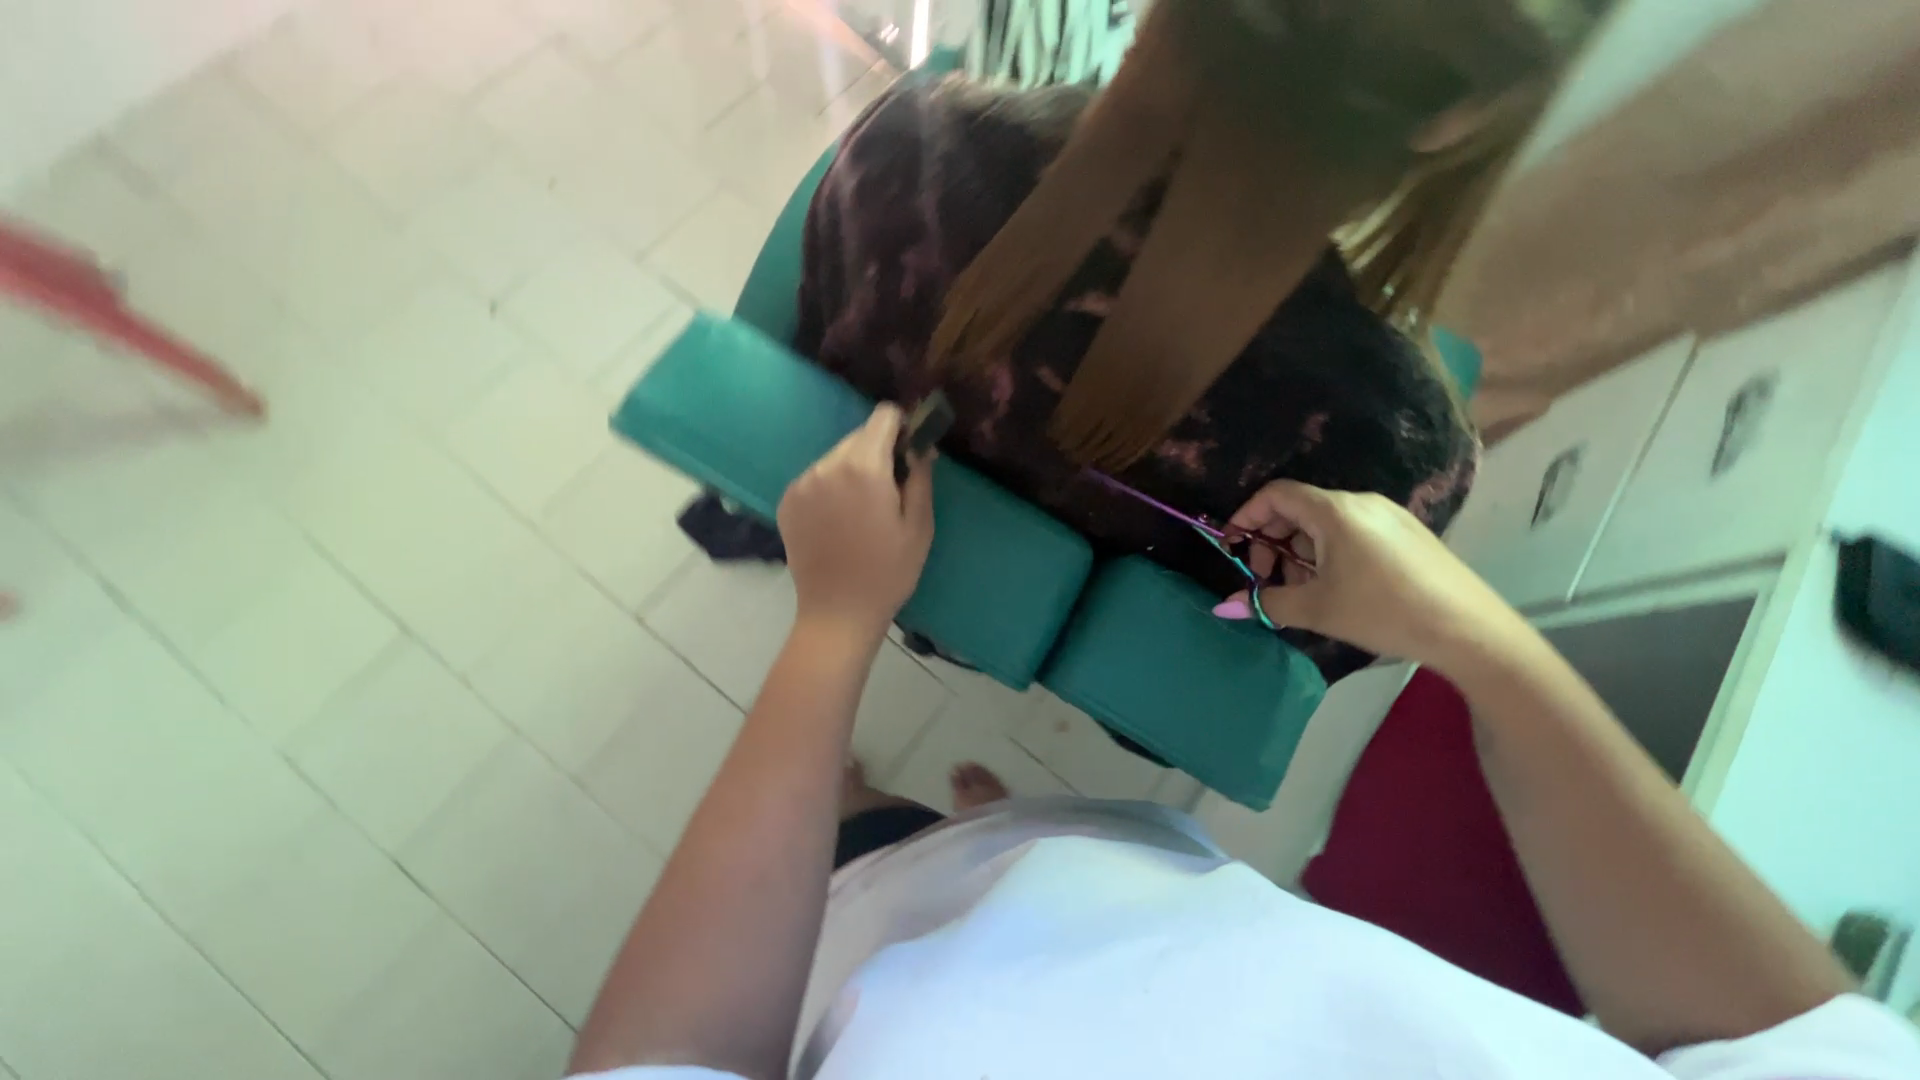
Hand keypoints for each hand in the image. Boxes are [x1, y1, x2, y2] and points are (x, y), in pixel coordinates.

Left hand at [778, 404, 934, 641]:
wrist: (838, 613)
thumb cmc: (888, 572)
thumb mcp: (920, 525)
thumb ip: (921, 476)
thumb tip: (920, 447)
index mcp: (864, 467)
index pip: (883, 417)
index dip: (902, 426)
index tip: (911, 451)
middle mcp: (827, 465)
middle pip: (859, 437)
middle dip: (879, 452)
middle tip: (892, 489)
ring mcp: (802, 483)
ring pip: (836, 457)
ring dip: (854, 470)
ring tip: (864, 510)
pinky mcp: (787, 501)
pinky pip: (817, 478)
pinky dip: (832, 487)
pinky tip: (840, 521)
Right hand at [1214, 480, 1529, 672]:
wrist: (1468, 629)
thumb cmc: (1383, 611)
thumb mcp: (1316, 609)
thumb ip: (1266, 602)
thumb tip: (1224, 606)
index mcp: (1334, 510)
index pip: (1275, 494)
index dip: (1246, 517)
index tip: (1233, 548)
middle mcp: (1360, 502)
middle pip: (1298, 508)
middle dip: (1272, 541)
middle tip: (1267, 580)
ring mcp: (1387, 515)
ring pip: (1325, 523)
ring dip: (1300, 552)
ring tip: (1302, 591)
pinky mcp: (1406, 532)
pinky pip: (1351, 531)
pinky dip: (1328, 553)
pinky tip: (1336, 588)